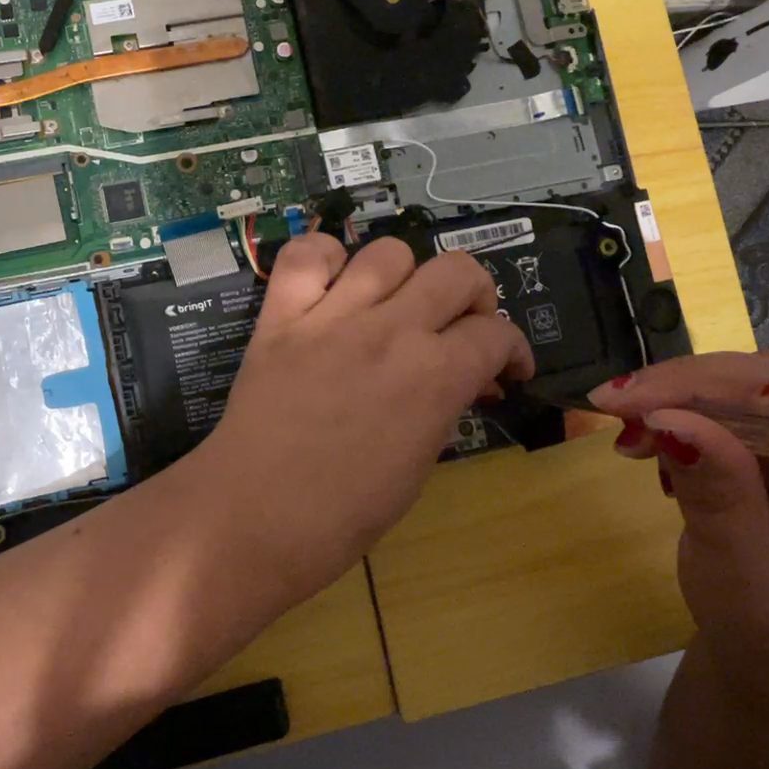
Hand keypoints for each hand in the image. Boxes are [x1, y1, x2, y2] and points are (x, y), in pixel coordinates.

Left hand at [197, 234, 533, 558]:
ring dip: (407, 276)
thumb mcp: (419, 464)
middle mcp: (390, 331)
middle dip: (475, 298)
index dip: (512, 350)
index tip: (506, 370)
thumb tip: (462, 380)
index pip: (496, 333)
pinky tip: (333, 284)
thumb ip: (444, 406)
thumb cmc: (344, 513)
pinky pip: (305, 255)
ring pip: (389, 252)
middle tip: (461, 329)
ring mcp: (331, 317)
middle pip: (457, 272)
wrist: (256, 516)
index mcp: (435, 377)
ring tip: (396, 305)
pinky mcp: (280, 316)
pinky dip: (325, 257)